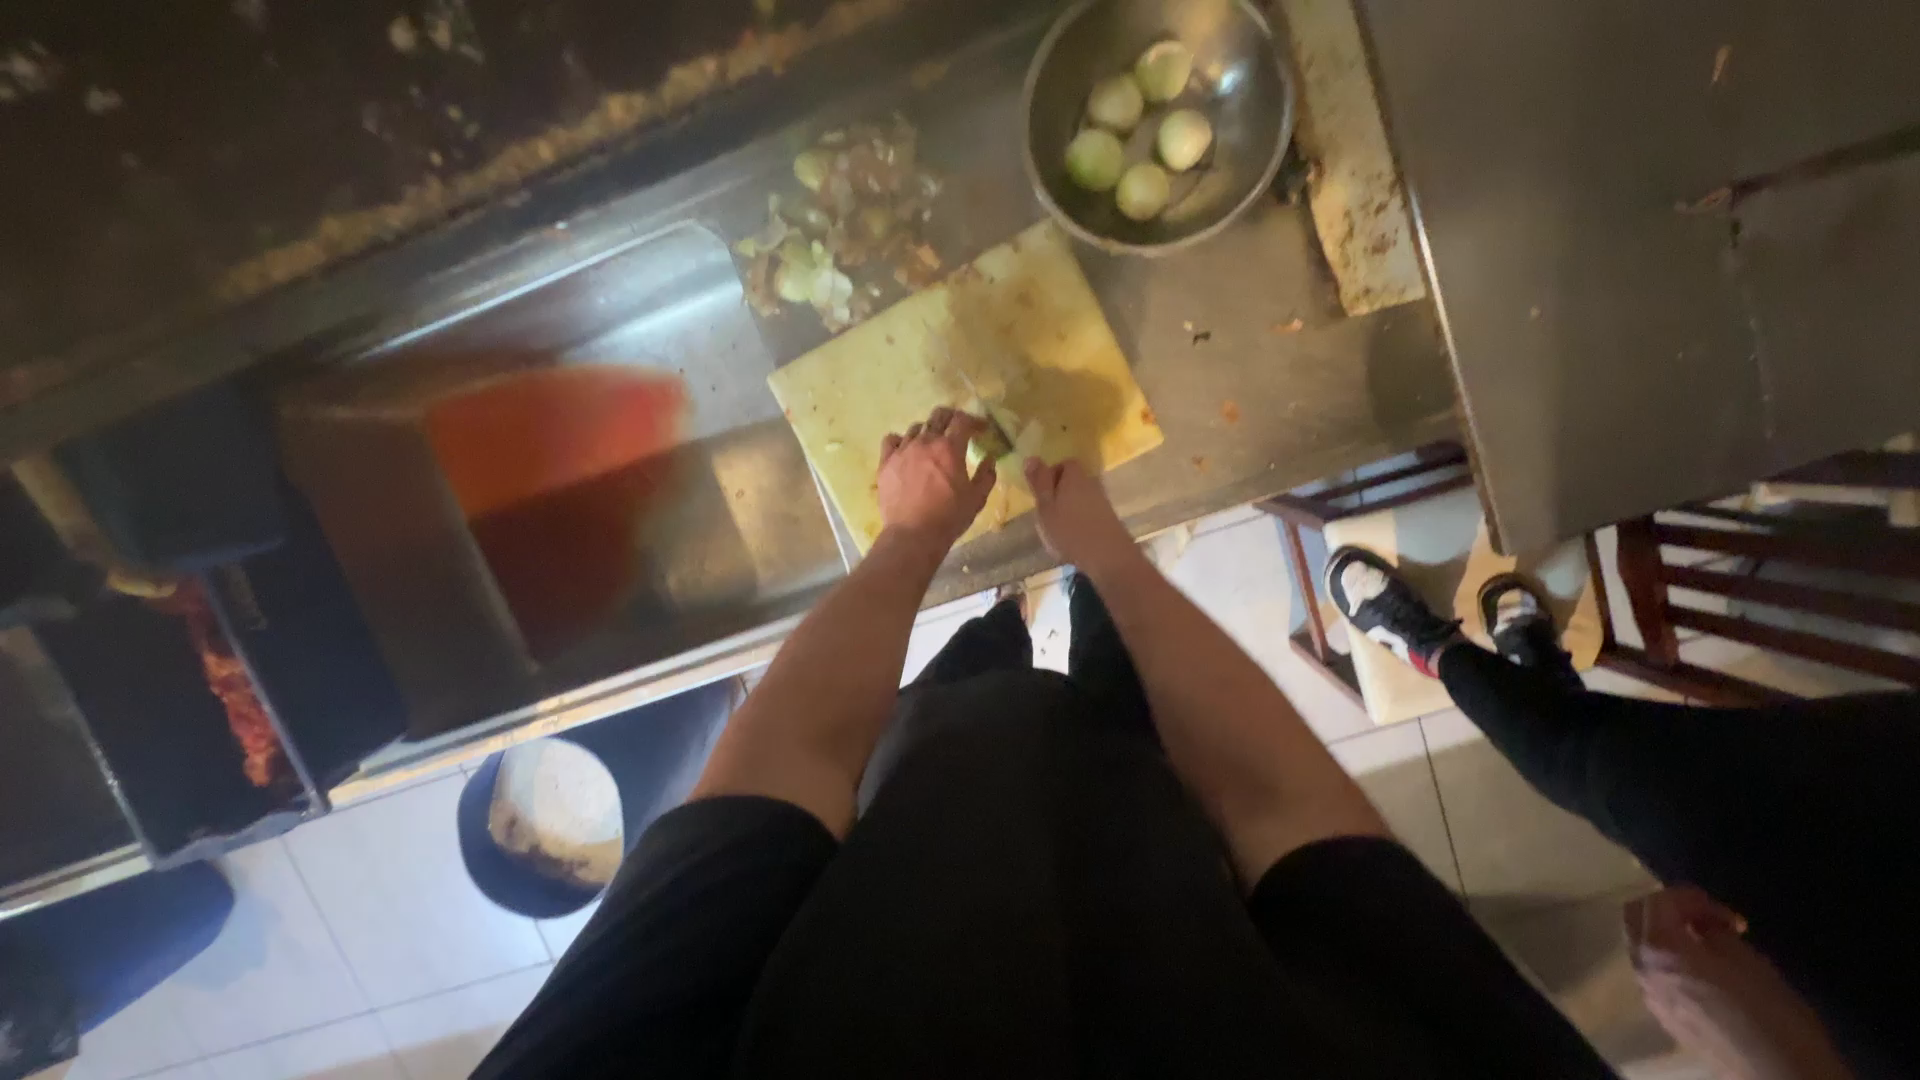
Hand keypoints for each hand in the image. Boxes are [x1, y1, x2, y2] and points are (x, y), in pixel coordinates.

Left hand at [877, 407, 996, 549]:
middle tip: (957, 428)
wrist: (913, 534)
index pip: (963, 421)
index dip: (974, 421)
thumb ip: (986, 475)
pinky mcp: (886, 462)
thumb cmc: (949, 518)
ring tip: (931, 444)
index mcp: (950, 448)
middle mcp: (925, 442)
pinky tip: (906, 450)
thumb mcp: (976, 499)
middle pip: (938, 416)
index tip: (980, 429)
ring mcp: (903, 450)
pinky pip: (891, 440)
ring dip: (928, 431)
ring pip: (916, 428)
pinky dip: (901, 441)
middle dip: (951, 418)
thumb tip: (989, 459)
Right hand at [1025, 457, 1140, 579]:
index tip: (1041, 494)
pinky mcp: (1109, 519)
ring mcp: (1102, 502)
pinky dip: (1079, 520)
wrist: (1108, 556)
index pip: (1064, 464)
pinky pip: (1089, 512)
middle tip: (1046, 513)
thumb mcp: (1045, 507)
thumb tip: (1031, 457)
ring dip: (1068, 508)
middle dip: (1059, 493)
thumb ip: (1039, 483)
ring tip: (1058, 529)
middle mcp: (1091, 484)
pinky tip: (1073, 538)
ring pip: (1080, 497)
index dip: (1051, 475)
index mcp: (1074, 477)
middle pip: (1073, 481)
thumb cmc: (1069, 530)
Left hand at [1625, 886, 1851, 1079]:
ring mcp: (1647, 991)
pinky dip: (1669, 959)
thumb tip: (1703, 923)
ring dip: (1667, 933)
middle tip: (1710, 919)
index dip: (1690, 897)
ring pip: (1642, 944)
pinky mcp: (1661, 1013)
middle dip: (1668, 908)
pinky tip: (1703, 970)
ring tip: (1710, 944)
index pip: (1657, 901)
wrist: (1782, 1079)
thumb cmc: (1775, 1018)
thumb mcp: (1751, 963)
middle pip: (1636, 917)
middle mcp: (1641, 966)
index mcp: (1659, 948)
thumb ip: (1716, 933)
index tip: (1726, 912)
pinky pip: (1653, 972)